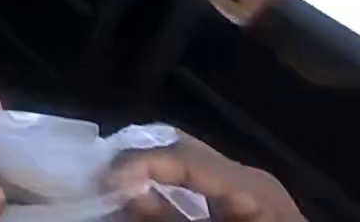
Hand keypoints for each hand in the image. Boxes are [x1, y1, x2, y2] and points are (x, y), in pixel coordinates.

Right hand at [108, 134, 304, 220]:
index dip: (139, 163)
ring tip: (120, 183)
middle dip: (140, 158)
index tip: (107, 181)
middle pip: (179, 146)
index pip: (181, 154)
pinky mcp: (242, 201)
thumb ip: (169, 220)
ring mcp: (246, 186)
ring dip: (149, 167)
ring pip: (182, 155)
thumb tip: (123, 190)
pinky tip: (146, 192)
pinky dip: (166, 180)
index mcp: (252, 187)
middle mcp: (247, 175)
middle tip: (109, 177)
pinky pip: (193, 176)